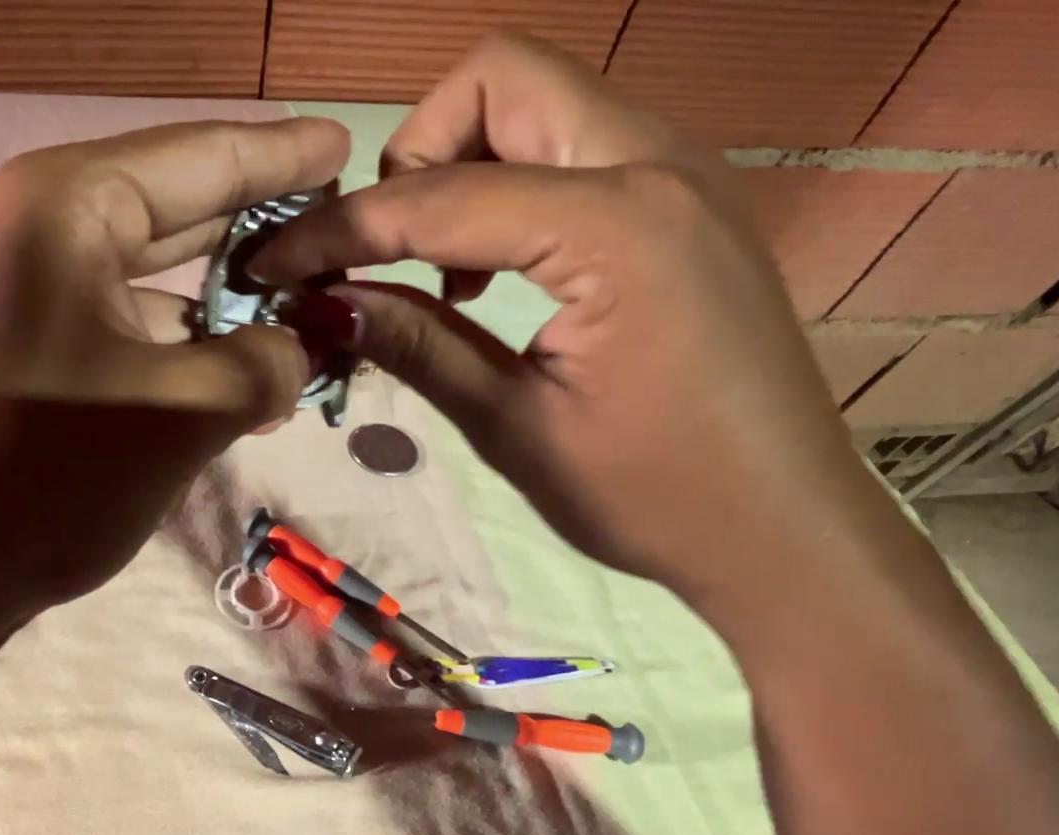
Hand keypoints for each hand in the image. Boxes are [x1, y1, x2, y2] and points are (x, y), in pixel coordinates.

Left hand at [0, 119, 349, 620]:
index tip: (346, 141)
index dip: (283, 154)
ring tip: (305, 308)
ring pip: (152, 276)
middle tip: (341, 218)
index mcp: (67, 205)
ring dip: (226, 297)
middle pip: (176, 208)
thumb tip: (296, 351)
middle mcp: (37, 230)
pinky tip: (235, 369)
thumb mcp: (184, 413)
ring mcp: (23, 294)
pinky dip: (183, 343)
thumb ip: (267, 364)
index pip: (202, 157)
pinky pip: (123, 325)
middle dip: (261, 222)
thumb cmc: (46, 477)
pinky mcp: (22, 352)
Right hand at [250, 34, 884, 617]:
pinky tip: (500, 274)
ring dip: (465, 165)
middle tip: (383, 249)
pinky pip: (580, 148)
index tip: (274, 265)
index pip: (438, 197)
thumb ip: (418, 345)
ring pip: (543, 103)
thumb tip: (325, 303)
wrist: (784, 529)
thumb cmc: (653, 496)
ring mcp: (682, 175)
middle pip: (500, 81)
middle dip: (415, 152)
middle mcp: (657, 165)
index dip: (339, 230)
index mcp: (616, 226)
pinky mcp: (686, 203)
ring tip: (442, 271)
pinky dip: (516, 185)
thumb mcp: (515, 428)